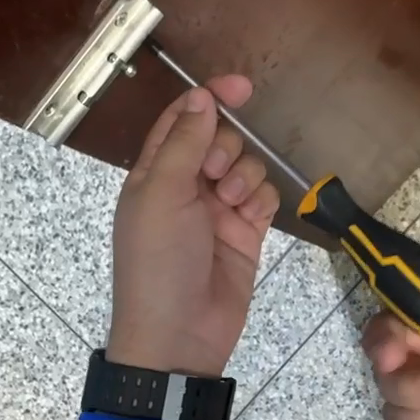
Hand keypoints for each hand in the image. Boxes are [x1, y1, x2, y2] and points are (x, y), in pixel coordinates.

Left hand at [107, 77, 281, 377]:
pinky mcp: (247, 234)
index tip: (241, 86)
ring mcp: (219, 212)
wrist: (181, 332)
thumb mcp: (160, 195)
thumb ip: (183, 142)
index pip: (182, 120)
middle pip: (220, 140)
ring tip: (232, 205)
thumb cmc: (158, 261)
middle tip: (217, 176)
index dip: (209, 97)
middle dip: (226, 148)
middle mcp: (187, 187)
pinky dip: (262, 200)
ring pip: (246, 167)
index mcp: (154, 173)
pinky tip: (252, 218)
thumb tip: (202, 96)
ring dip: (245, 177)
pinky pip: (264, 198)